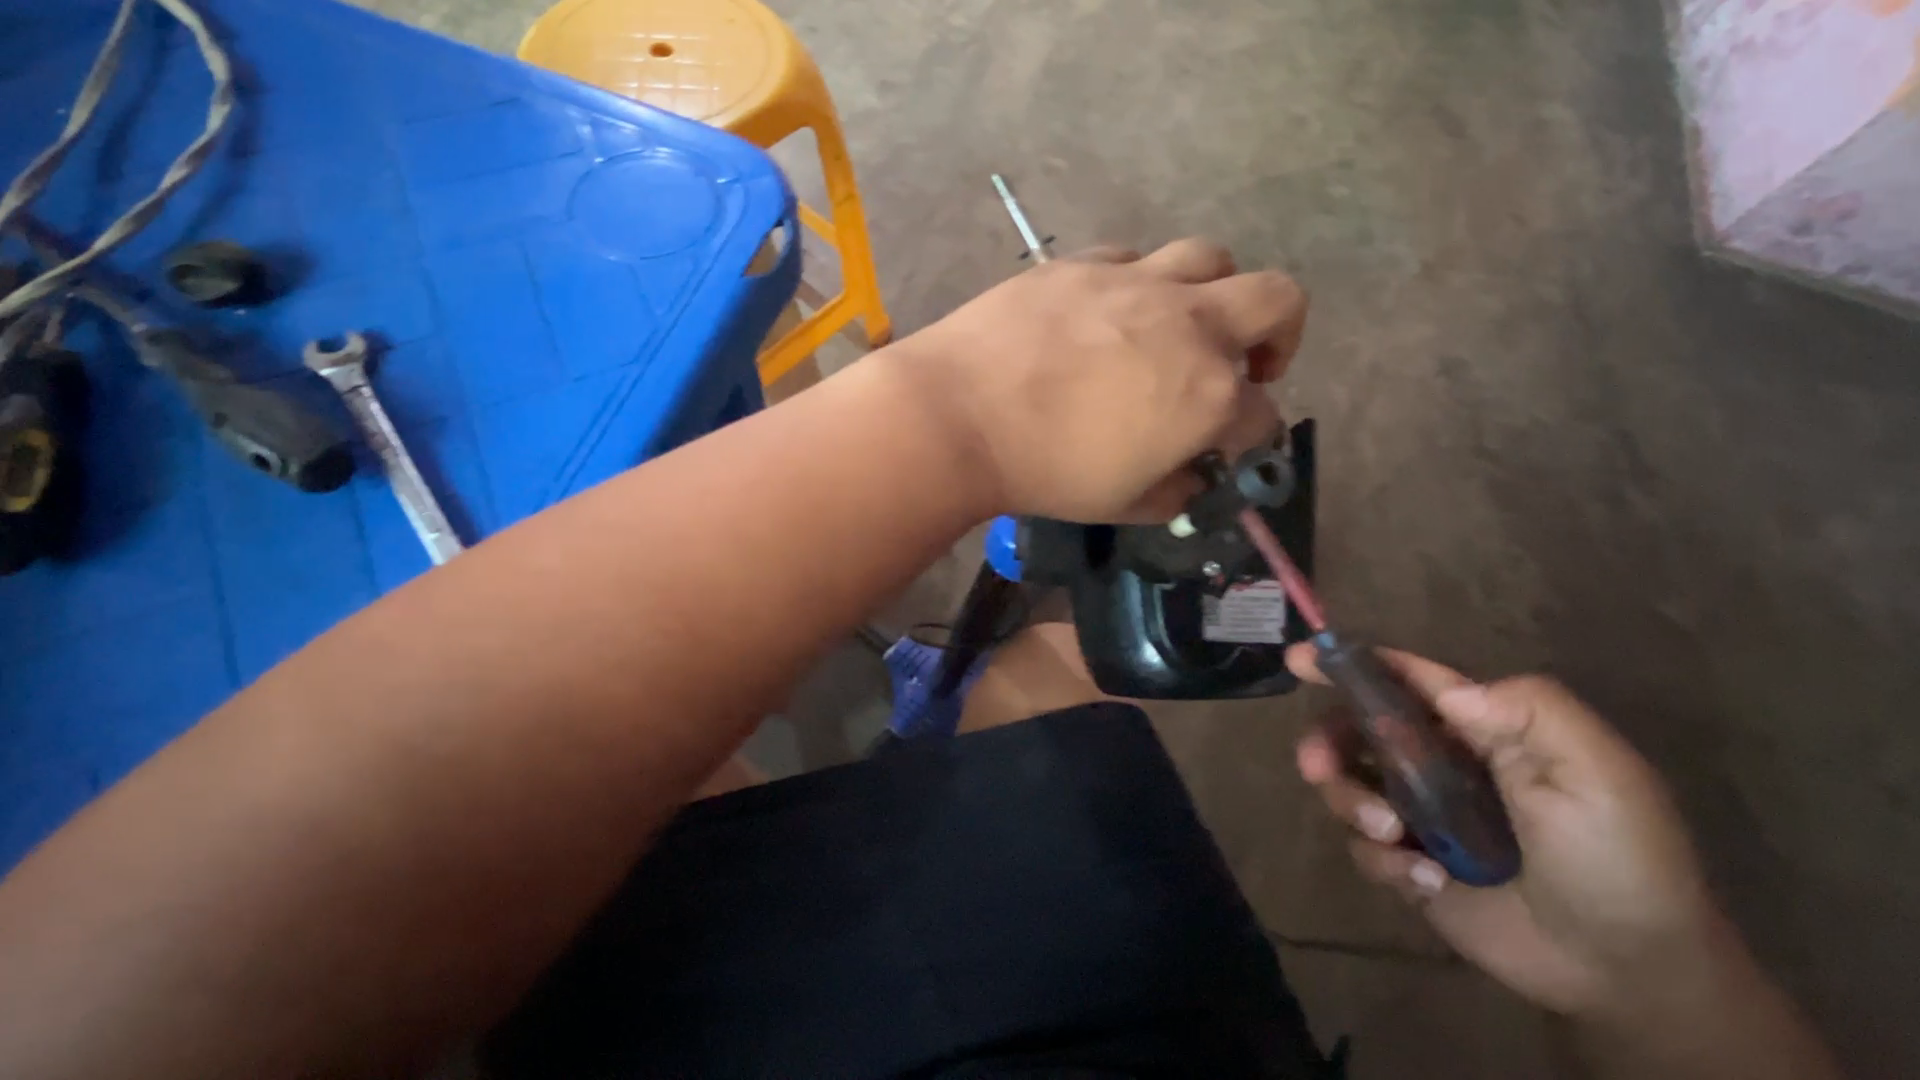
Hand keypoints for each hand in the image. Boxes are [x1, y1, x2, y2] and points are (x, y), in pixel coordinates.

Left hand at [900, 239, 1306, 522]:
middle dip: (1280, 336)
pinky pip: (1133, 258)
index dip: (1252, 437)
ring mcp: (1136, 283)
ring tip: (1181, 325)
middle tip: (1245, 366)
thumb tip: (1193, 479)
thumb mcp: (1123, 504)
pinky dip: (1138, 284)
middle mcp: (1189, 325)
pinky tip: (1109, 312)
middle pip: (1280, 300)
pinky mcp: (1084, 263)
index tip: (1227, 448)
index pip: (1262, 414)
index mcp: (1209, 395)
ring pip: (1210, 258)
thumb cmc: (1045, 472)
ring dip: (1214, 292)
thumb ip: (1175, 493)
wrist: (958, 416)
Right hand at [1287, 645, 1723, 1016]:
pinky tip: (1429, 883)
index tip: (1300, 658)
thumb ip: (1530, 711)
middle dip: (1325, 741)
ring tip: (1391, 835)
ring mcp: (1422, 817)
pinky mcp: (1410, 867)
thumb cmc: (1618, 858)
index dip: (1352, 663)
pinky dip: (1384, 862)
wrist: (1627, 969)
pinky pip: (1364, 850)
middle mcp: (1441, 764)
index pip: (1408, 680)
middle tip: (1318, 767)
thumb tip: (1448, 692)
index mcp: (1483, 728)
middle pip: (1355, 731)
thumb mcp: (1597, 772)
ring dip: (1352, 803)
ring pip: (1347, 787)